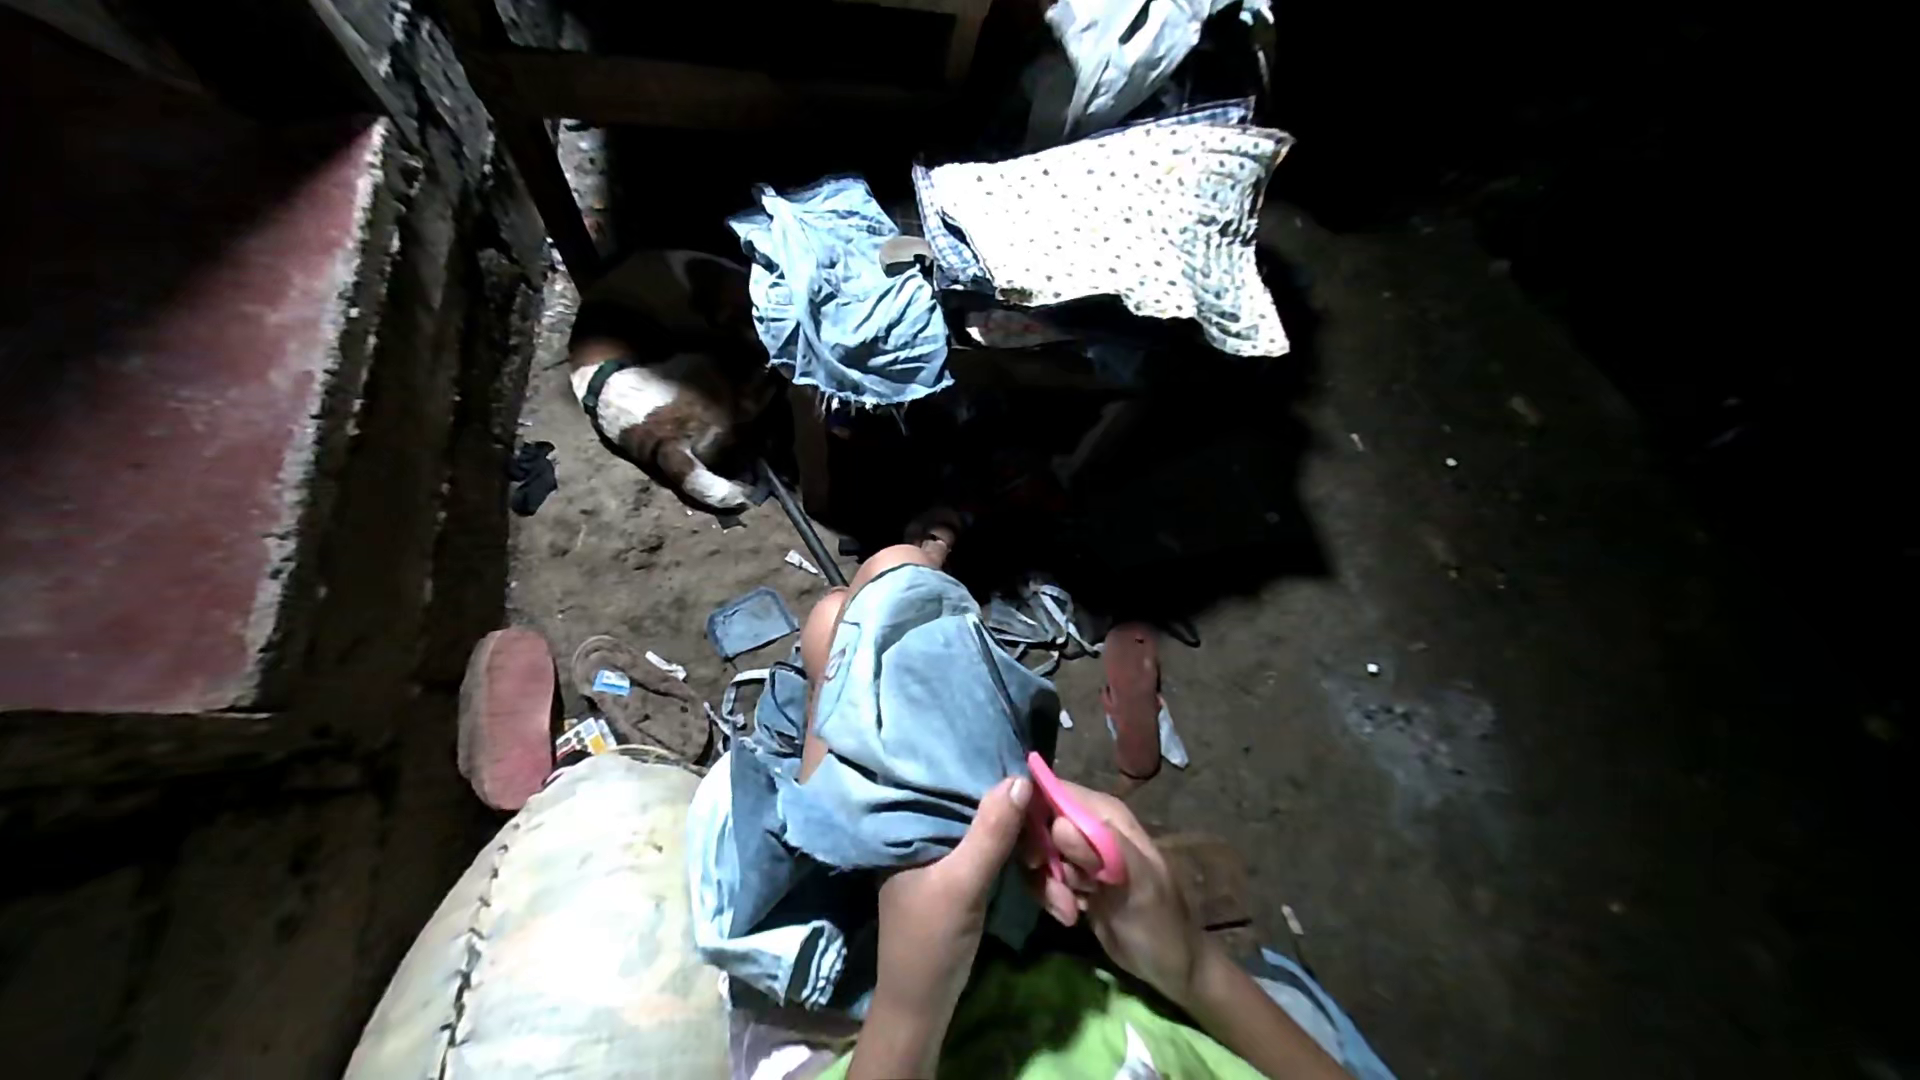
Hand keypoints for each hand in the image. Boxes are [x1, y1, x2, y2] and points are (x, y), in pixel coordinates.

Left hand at [851, 776, 1030, 1078]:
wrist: (923, 1010)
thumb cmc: (932, 943)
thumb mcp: (963, 883)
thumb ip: (990, 834)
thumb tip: (1020, 777)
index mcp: (904, 825)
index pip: (944, 783)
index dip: (982, 773)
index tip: (1022, 767)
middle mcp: (916, 832)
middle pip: (963, 803)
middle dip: (1000, 802)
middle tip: (1038, 800)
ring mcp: (933, 854)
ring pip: (974, 825)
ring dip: (1005, 826)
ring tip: (1035, 822)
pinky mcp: (949, 874)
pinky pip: (979, 846)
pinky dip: (1001, 845)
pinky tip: (1024, 842)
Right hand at [1025, 780, 1207, 1008]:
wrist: (1170, 965)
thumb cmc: (1161, 921)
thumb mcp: (1140, 885)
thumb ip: (1103, 849)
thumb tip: (1059, 825)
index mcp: (1105, 813)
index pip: (1054, 792)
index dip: (1035, 816)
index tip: (1036, 856)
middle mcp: (1088, 824)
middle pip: (1039, 821)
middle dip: (1041, 859)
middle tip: (1059, 888)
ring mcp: (1079, 850)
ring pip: (1038, 851)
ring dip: (1046, 883)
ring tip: (1070, 909)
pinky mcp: (1072, 875)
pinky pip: (1043, 874)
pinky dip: (1050, 896)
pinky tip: (1070, 916)